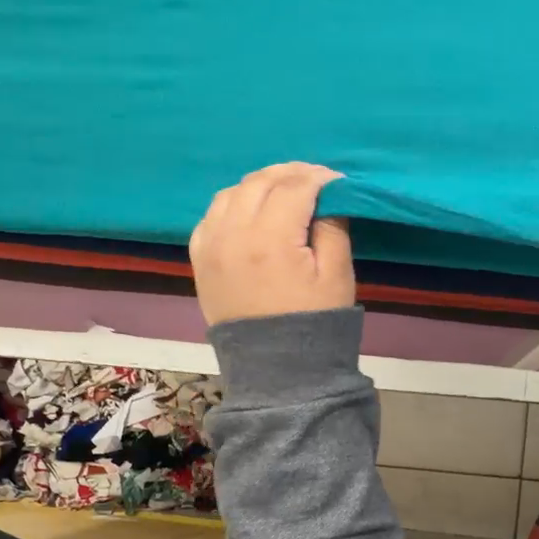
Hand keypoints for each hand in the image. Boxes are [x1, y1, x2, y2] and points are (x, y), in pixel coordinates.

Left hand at [189, 162, 355, 325]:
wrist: (277, 366)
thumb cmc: (316, 319)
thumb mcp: (337, 274)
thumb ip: (333, 228)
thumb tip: (329, 198)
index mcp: (272, 239)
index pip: (294, 188)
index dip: (319, 178)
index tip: (339, 180)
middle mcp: (234, 234)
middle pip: (259, 182)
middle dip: (291, 173)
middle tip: (316, 178)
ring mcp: (210, 245)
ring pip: (231, 192)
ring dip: (261, 184)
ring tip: (285, 190)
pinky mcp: (200, 258)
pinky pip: (212, 215)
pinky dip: (235, 203)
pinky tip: (253, 210)